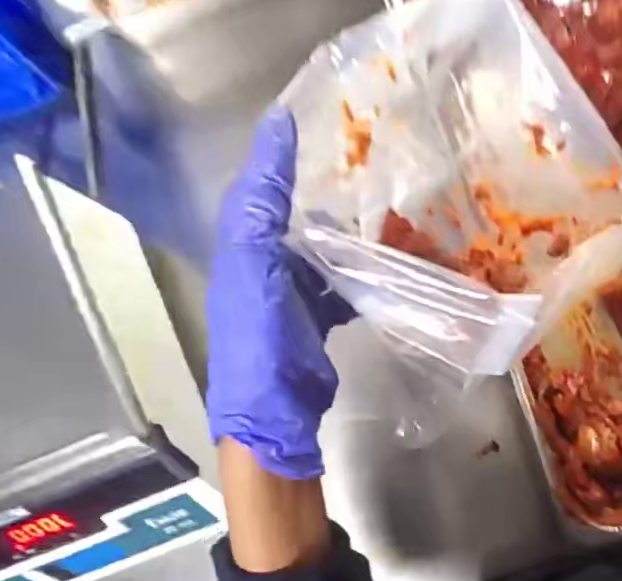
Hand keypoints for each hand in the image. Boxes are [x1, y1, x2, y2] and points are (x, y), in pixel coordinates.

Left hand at [206, 108, 354, 479]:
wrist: (273, 412)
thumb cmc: (260, 337)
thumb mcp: (256, 262)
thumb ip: (264, 200)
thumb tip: (276, 127)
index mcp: (242, 251)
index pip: (259, 193)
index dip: (278, 162)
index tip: (310, 131)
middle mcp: (261, 272)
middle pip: (293, 227)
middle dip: (324, 209)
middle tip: (364, 187)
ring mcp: (288, 303)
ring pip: (319, 261)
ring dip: (345, 249)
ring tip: (379, 235)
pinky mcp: (313, 329)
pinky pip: (335, 295)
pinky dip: (354, 287)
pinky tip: (376, 282)